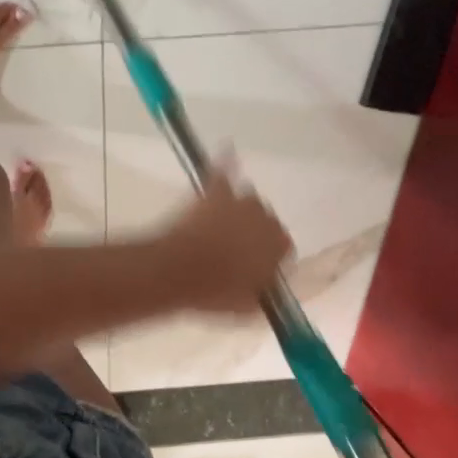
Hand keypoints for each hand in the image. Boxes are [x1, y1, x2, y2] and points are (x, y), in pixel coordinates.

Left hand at [156, 167, 292, 313]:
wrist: (174, 270)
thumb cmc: (212, 293)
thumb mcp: (247, 307)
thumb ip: (263, 291)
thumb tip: (266, 284)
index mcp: (280, 245)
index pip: (282, 248)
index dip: (264, 257)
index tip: (248, 266)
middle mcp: (266, 216)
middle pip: (264, 221)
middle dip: (250, 232)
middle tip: (227, 250)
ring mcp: (239, 200)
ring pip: (244, 200)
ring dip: (235, 210)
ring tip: (214, 227)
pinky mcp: (214, 188)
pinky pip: (224, 170)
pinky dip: (226, 163)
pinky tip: (228, 150)